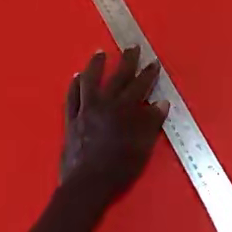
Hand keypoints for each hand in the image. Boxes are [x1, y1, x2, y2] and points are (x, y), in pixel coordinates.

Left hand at [59, 47, 166, 203]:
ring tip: (100, 53)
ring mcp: (84, 111)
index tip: (153, 62)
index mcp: (123, 111)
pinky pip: (71, 97)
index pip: (139, 87)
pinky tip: (76, 77)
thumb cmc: (119, 169)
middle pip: (116, 78)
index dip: (148, 74)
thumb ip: (151, 123)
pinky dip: (74, 85)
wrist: (87, 185)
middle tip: (132, 47)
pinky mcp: (70, 119)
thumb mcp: (142, 148)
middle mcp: (103, 105)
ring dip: (95, 66)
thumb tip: (161, 103)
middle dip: (127, 61)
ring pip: (89, 81)